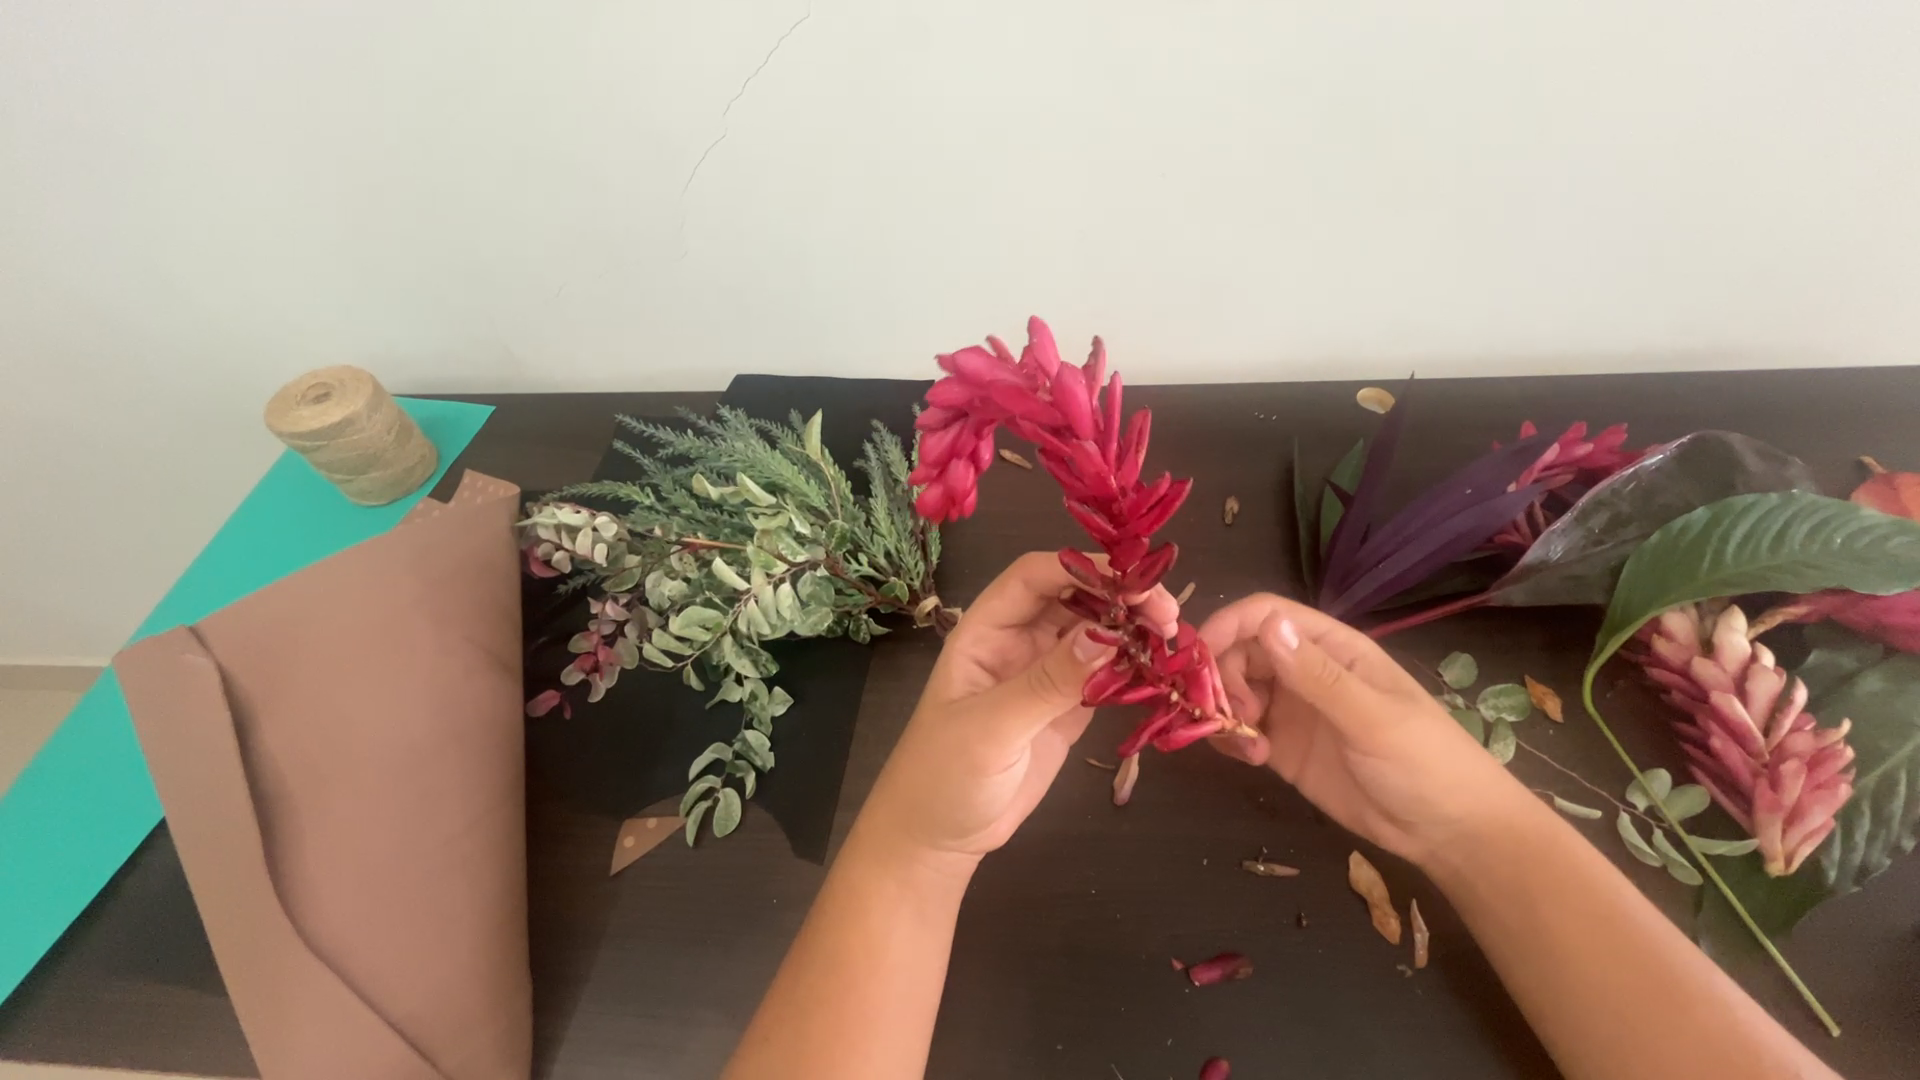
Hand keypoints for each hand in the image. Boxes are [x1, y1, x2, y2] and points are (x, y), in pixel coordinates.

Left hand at [853, 552, 1177, 871]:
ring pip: (1093, 631)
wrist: (939, 836)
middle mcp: (1017, 641)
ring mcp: (1044, 673)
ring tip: (1172, 636)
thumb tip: (1106, 635)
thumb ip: (1047, 682)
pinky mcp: (1066, 706)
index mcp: (986, 630)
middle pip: (1072, 596)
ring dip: (1130, 627)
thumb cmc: (945, 775)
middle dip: (1118, 595)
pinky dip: (1131, 666)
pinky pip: (1104, 672)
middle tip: (1167, 614)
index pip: (1034, 577)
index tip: (1134, 581)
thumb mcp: (991, 728)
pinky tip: (1159, 666)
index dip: (1082, 568)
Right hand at [1199, 593, 1525, 864]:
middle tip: (1228, 715)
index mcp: (1330, 648)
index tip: (1196, 659)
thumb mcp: (1372, 717)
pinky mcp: (1281, 746)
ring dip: (1223, 711)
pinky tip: (1251, 759)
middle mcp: (1303, 671)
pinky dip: (1230, 739)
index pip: (1263, 616)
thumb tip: (1267, 625)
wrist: (1449, 833)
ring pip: (1232, 690)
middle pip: (1238, 652)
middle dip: (1221, 678)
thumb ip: (1317, 675)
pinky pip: (1238, 730)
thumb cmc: (1425, 762)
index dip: (1225, 627)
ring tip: (1246, 745)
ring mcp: (1291, 708)